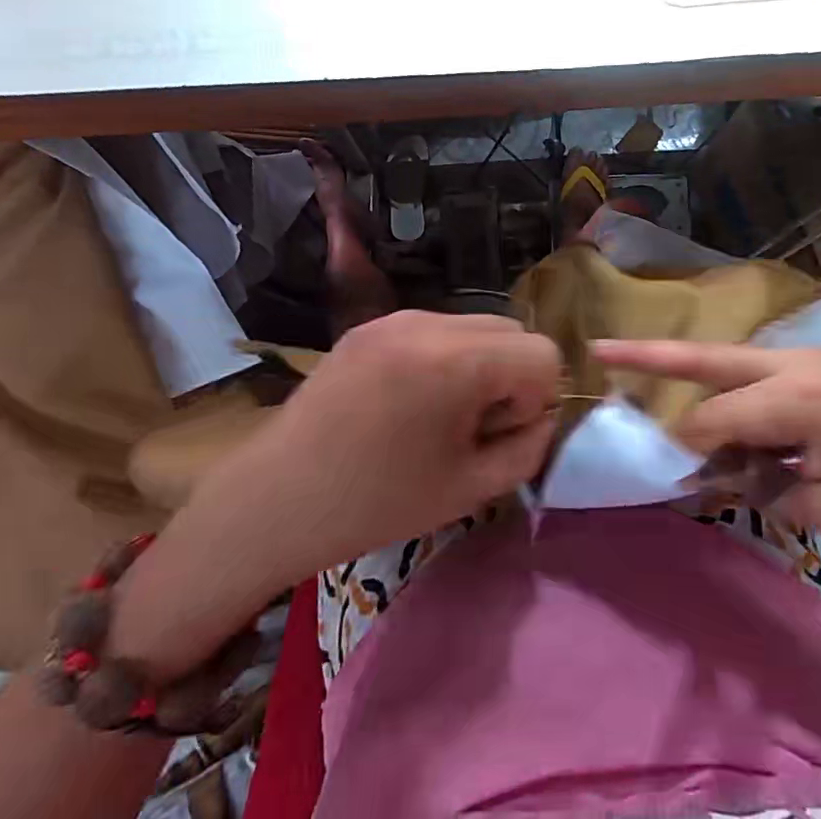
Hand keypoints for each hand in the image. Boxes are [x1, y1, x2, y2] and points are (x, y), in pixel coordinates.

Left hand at [111, 312, 561, 677]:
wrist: (277, 498)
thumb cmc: (377, 503)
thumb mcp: (473, 488)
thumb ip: (529, 447)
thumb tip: (541, 415)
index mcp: (456, 361)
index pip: (543, 353)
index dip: (535, 399)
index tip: (496, 434)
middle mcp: (428, 322)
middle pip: (511, 330)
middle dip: (510, 377)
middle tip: (470, 427)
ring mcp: (393, 318)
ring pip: (475, 326)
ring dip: (478, 365)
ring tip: (437, 415)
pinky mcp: (368, 326)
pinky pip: (435, 330)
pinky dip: (444, 359)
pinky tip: (407, 402)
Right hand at [593, 340, 820, 551]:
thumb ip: (760, 483)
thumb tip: (710, 470)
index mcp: (804, 398)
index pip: (716, 418)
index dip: (684, 446)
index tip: (662, 469)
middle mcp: (800, 364)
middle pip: (709, 358)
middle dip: (651, 355)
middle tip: (600, 347)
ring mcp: (811, 360)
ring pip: (729, 363)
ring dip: (689, 377)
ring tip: (641, 373)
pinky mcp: (819, 369)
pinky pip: (756, 376)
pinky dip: (728, 394)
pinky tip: (719, 419)